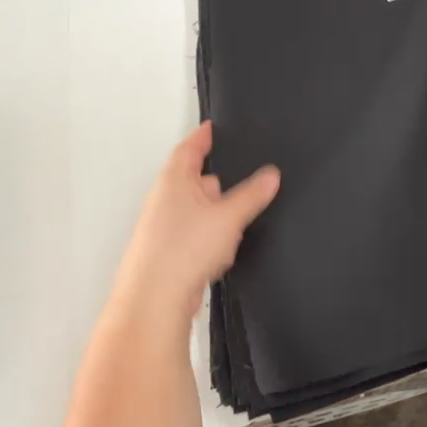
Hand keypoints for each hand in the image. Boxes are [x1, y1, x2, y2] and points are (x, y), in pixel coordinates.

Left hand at [114, 122, 279, 317]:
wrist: (155, 299)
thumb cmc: (183, 250)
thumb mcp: (229, 216)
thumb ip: (253, 194)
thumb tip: (271, 176)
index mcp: (174, 182)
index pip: (188, 149)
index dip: (202, 137)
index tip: (212, 128)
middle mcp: (165, 201)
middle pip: (192, 178)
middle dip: (215, 176)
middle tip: (237, 169)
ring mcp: (165, 228)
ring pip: (196, 208)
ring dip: (215, 208)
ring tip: (240, 211)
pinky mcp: (171, 252)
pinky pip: (196, 233)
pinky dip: (211, 232)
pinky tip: (226, 244)